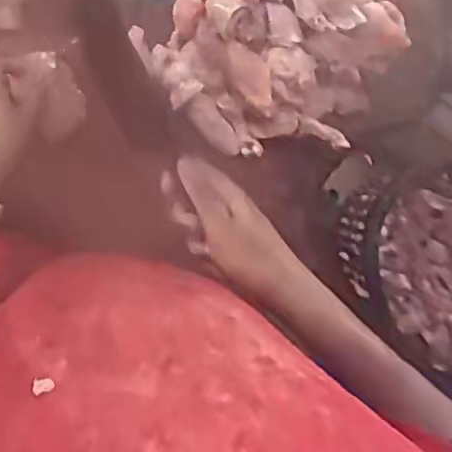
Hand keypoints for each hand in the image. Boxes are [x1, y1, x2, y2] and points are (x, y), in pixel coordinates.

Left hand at [0, 53, 78, 192]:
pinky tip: (19, 129)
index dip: (11, 63)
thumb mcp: (27, 117)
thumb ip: (35, 95)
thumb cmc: (7, 142)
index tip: (27, 73)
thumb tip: (42, 77)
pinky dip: (7, 114)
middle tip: (34, 93)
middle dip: (15, 84)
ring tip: (30, 113)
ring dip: (12, 101)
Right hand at [165, 156, 309, 306]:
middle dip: (182, 209)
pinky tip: (208, 259)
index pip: (196, 168)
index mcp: (228, 190)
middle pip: (194, 194)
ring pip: (199, 218)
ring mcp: (233, 223)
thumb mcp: (217, 223)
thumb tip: (182, 159)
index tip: (166, 193)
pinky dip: (203, 246)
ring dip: (192, 232)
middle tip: (188, 227)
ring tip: (200, 248)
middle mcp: (230, 201)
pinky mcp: (234, 243)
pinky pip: (209, 237)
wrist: (284, 291)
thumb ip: (198, 192)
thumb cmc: (248, 256)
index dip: (177, 177)